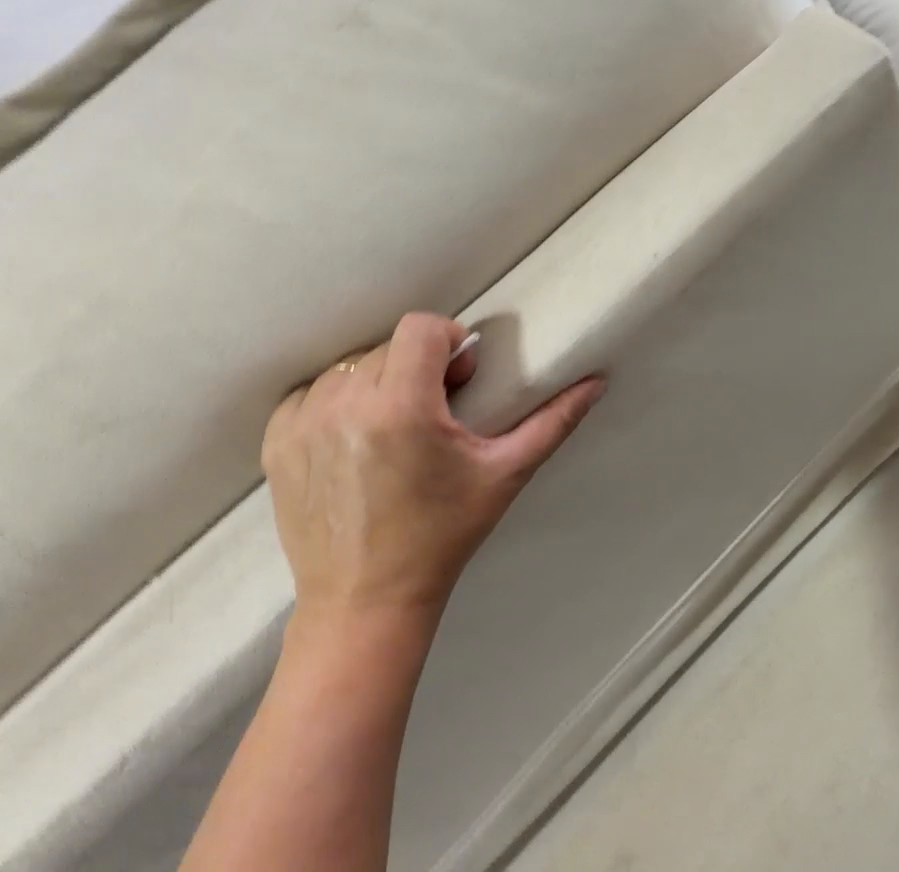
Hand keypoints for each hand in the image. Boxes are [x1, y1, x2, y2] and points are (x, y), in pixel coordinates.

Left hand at [263, 312, 605, 623]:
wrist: (368, 594)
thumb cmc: (446, 531)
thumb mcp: (507, 472)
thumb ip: (554, 421)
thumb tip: (596, 382)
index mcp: (402, 407)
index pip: (420, 328)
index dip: (450, 339)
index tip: (463, 375)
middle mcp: (344, 405)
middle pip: (388, 347)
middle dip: (421, 365)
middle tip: (443, 407)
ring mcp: (302, 424)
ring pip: (350, 368)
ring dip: (381, 382)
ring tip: (401, 424)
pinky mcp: (277, 443)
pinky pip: (312, 394)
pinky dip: (340, 402)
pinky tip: (361, 437)